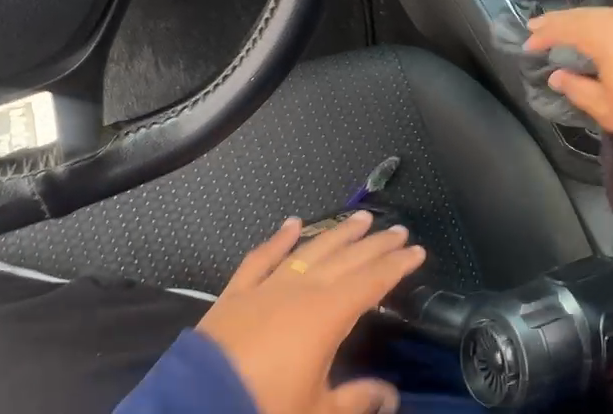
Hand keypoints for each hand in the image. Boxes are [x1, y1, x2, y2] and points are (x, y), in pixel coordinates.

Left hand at [196, 211, 425, 413]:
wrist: (195, 409)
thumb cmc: (265, 412)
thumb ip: (356, 400)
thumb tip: (390, 396)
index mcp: (328, 315)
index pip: (372, 282)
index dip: (397, 266)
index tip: (417, 250)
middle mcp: (303, 290)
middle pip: (348, 258)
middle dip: (376, 244)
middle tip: (398, 230)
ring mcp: (268, 287)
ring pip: (311, 249)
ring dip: (338, 233)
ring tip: (360, 218)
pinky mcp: (236, 294)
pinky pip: (261, 258)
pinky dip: (278, 239)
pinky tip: (292, 223)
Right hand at [526, 6, 612, 152]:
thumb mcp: (608, 109)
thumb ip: (577, 88)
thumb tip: (558, 75)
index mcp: (607, 34)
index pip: (565, 26)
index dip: (544, 33)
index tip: (527, 42)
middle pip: (585, 15)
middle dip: (560, 22)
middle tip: (539, 28)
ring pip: (607, 16)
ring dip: (585, 23)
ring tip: (568, 32)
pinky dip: (608, 26)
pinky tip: (603, 36)